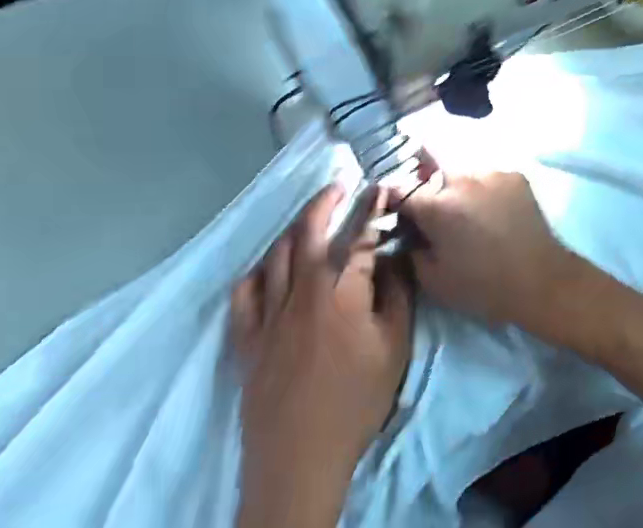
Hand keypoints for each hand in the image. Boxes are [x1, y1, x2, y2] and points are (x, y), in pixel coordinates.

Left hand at [230, 184, 413, 527]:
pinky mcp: (247, 339)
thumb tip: (394, 257)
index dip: (370, 205)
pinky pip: (245, 292)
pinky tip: (268, 267)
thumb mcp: (395, 346)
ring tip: (309, 219)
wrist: (300, 458)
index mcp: (342, 291)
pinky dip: (258, 270)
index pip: (358, 234)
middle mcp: (302, 291)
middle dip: (324, 203)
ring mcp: (268, 314)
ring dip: (294, 228)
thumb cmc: (356, 401)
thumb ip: (397, 294)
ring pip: (276, 255)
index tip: (380, 184)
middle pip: (308, 232)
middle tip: (339, 187)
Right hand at [393, 169, 582, 335]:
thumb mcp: (432, 278)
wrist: (539, 279)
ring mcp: (491, 173)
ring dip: (458, 189)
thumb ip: (410, 246)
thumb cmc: (481, 286)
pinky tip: (492, 211)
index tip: (399, 210)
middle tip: (438, 216)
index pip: (400, 189)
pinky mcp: (515, 175)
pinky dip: (484, 190)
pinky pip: (488, 177)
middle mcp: (462, 179)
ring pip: (462, 174)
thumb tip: (406, 229)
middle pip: (433, 175)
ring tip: (469, 214)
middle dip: (429, 191)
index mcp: (437, 205)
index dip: (395, 200)